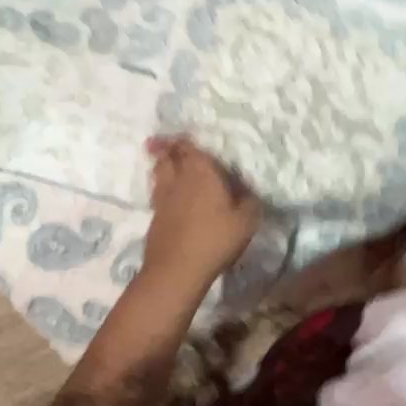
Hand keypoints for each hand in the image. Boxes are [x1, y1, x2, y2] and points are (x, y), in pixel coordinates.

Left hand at [140, 136, 261, 287]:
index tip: (181, 135)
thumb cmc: (215, 239)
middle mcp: (180, 182)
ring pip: (158, 174)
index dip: (185, 141)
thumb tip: (249, 191)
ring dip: (160, 165)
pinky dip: (160, 186)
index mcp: (203, 175)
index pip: (191, 150)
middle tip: (162, 140)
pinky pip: (157, 193)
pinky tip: (166, 192)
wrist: (177, 270)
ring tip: (162, 160)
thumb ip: (250, 201)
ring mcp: (163, 200)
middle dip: (166, 148)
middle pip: (168, 159)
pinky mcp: (155, 219)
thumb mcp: (247, 221)